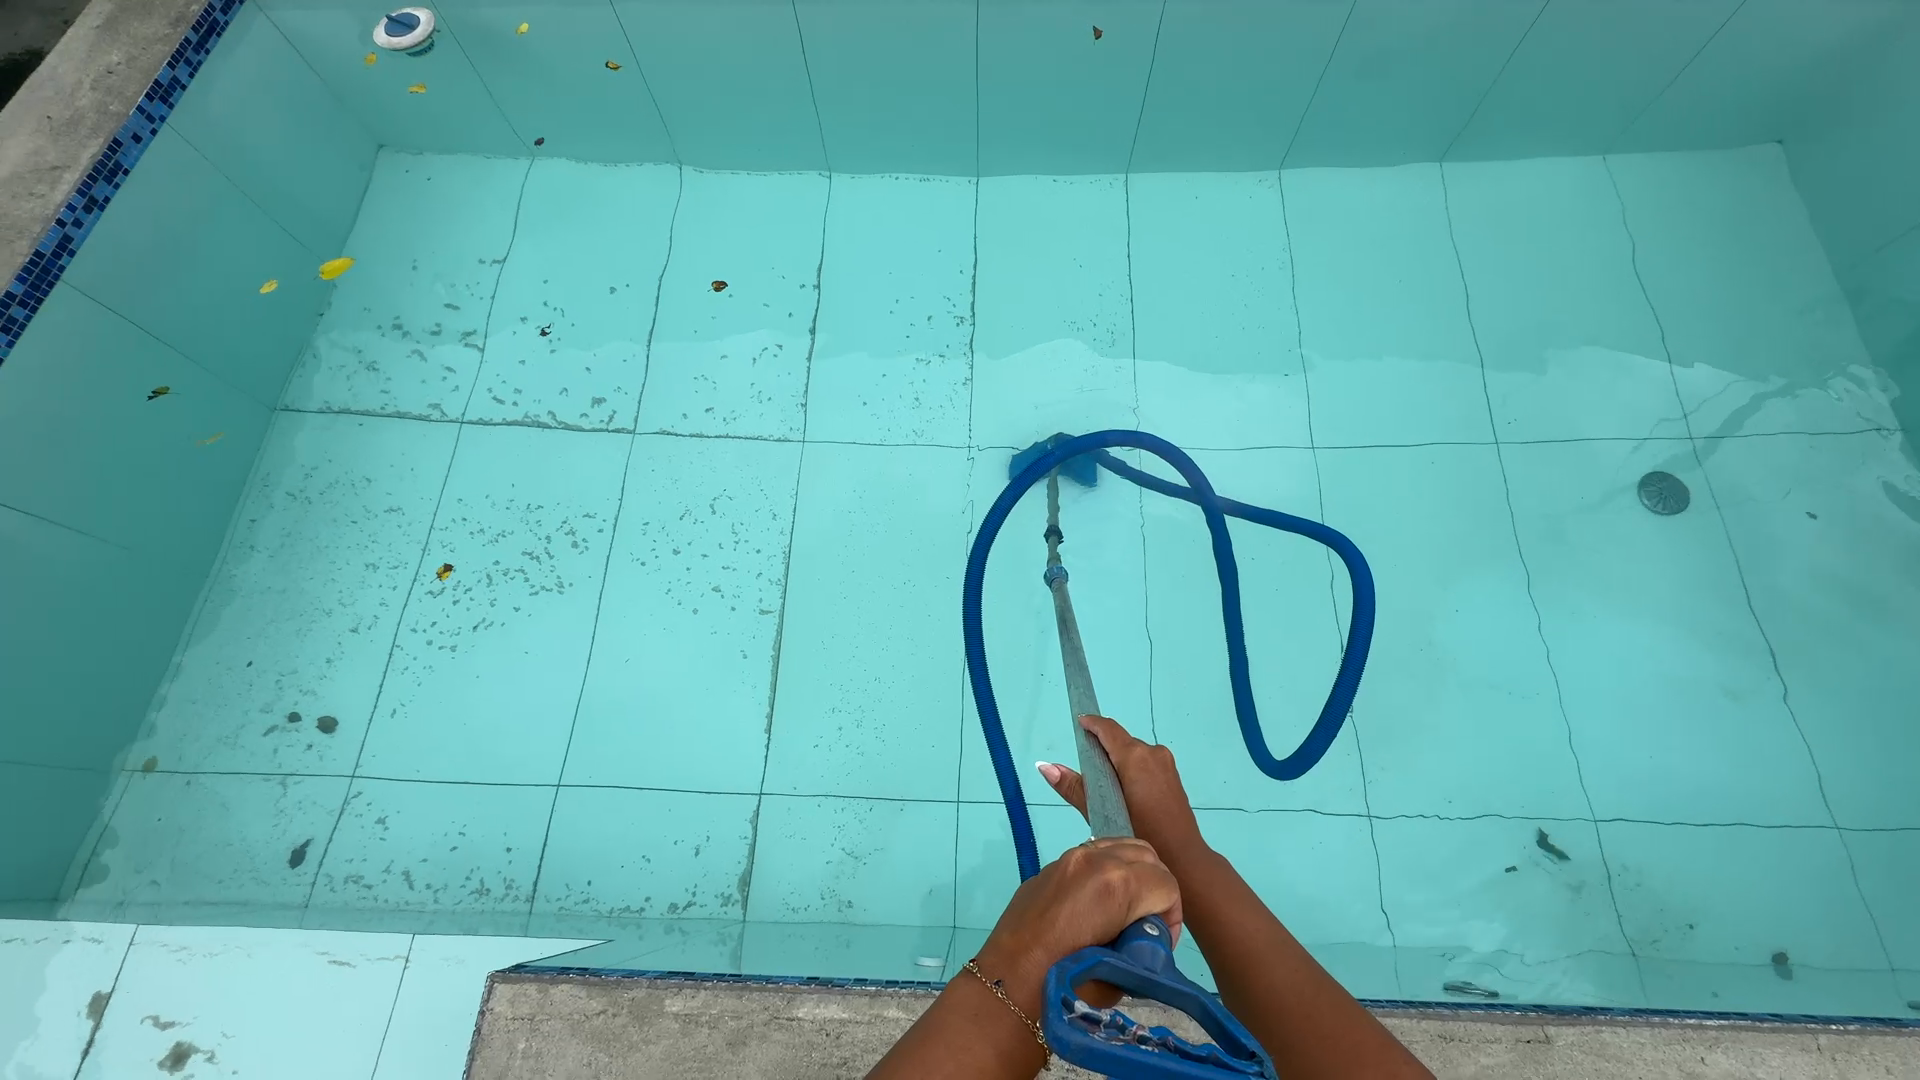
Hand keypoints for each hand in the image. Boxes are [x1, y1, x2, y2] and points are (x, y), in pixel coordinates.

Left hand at [974, 837, 1181, 999]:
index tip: (1160, 944)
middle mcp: (1093, 859)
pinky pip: (1092, 854)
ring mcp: (1068, 856)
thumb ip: (1143, 944)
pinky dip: (1106, 870)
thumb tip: (1147, 935)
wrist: (1006, 986)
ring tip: (1124, 912)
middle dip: (1156, 888)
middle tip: (1147, 926)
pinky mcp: (1051, 865)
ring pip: (1119, 846)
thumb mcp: (1121, 974)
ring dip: (1132, 873)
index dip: (1172, 917)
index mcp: (1115, 883)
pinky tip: (1098, 905)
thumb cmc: (1067, 987)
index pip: (1167, 884)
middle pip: (1147, 855)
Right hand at [1038, 715, 1206, 866]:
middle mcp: (1152, 752)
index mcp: (1135, 757)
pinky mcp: (1172, 775)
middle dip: (1101, 748)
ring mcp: (1165, 763)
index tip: (1077, 724)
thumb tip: (1045, 766)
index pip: (1108, 729)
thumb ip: (1073, 787)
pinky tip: (1122, 793)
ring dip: (1116, 761)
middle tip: (1083, 768)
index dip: (1091, 724)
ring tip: (1101, 786)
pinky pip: (1145, 763)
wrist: (1184, 860)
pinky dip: (1130, 769)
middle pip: (1120, 741)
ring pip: (1133, 753)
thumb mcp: (1101, 811)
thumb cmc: (1140, 834)